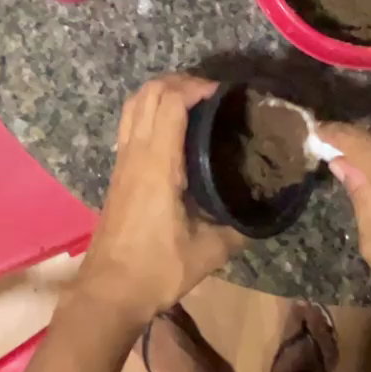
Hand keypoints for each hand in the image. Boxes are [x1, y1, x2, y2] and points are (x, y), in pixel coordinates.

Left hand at [75, 74, 245, 323]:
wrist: (109, 290)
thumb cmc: (156, 268)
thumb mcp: (207, 252)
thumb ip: (237, 227)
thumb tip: (261, 210)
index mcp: (158, 163)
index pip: (170, 102)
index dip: (195, 87)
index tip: (223, 94)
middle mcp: (136, 151)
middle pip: (149, 92)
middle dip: (180, 82)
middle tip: (211, 94)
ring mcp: (122, 158)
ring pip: (135, 103)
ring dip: (161, 91)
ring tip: (192, 101)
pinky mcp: (118, 169)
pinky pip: (131, 121)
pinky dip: (150, 108)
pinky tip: (171, 127)